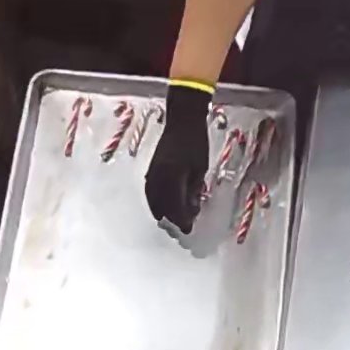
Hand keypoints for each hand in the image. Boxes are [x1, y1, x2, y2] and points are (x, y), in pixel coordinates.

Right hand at [144, 83, 211, 233]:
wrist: (182, 119)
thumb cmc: (195, 142)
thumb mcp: (200, 169)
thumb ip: (193, 192)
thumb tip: (191, 212)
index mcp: (172, 179)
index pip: (176, 209)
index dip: (183, 222)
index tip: (189, 230)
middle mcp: (158, 181)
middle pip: (164, 210)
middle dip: (174, 221)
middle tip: (185, 225)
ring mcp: (151, 178)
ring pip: (155, 205)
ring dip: (166, 215)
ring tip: (177, 219)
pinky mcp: (149, 175)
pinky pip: (152, 197)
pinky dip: (158, 206)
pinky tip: (166, 209)